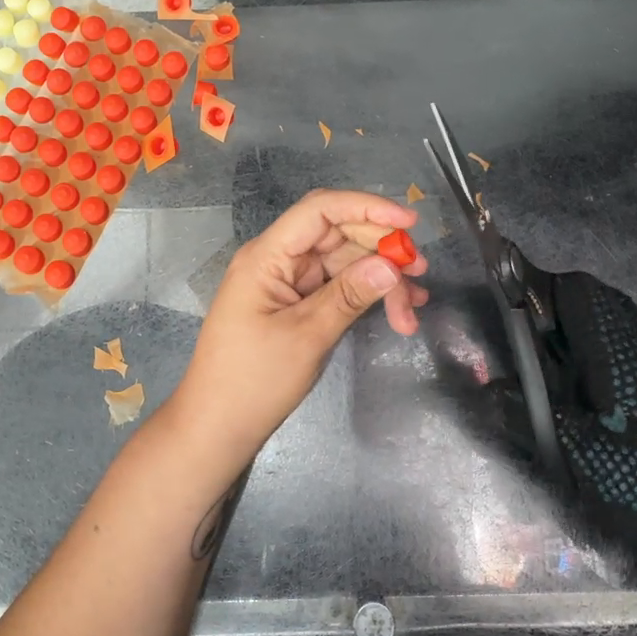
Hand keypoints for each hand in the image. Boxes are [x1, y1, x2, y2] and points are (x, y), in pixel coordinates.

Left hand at [168, 190, 428, 458]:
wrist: (216, 428)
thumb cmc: (253, 381)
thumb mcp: (306, 337)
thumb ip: (349, 296)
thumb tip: (390, 265)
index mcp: (267, 255)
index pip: (320, 210)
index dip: (366, 207)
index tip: (409, 223)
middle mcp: (277, 259)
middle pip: (337, 234)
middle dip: (380, 248)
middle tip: (420, 273)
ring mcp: (287, 282)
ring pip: (344, 262)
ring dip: (380, 278)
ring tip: (414, 307)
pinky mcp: (296, 304)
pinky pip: (337, 286)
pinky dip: (366, 294)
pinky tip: (398, 310)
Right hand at [549, 272, 636, 621]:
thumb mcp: (578, 458)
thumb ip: (526, 414)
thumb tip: (485, 391)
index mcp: (619, 351)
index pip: (576, 289)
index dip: (541, 292)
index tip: (517, 314)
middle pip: (600, 299)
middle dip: (564, 313)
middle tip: (538, 349)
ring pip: (623, 321)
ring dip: (591, 333)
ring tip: (572, 375)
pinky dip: (616, 354)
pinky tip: (610, 396)